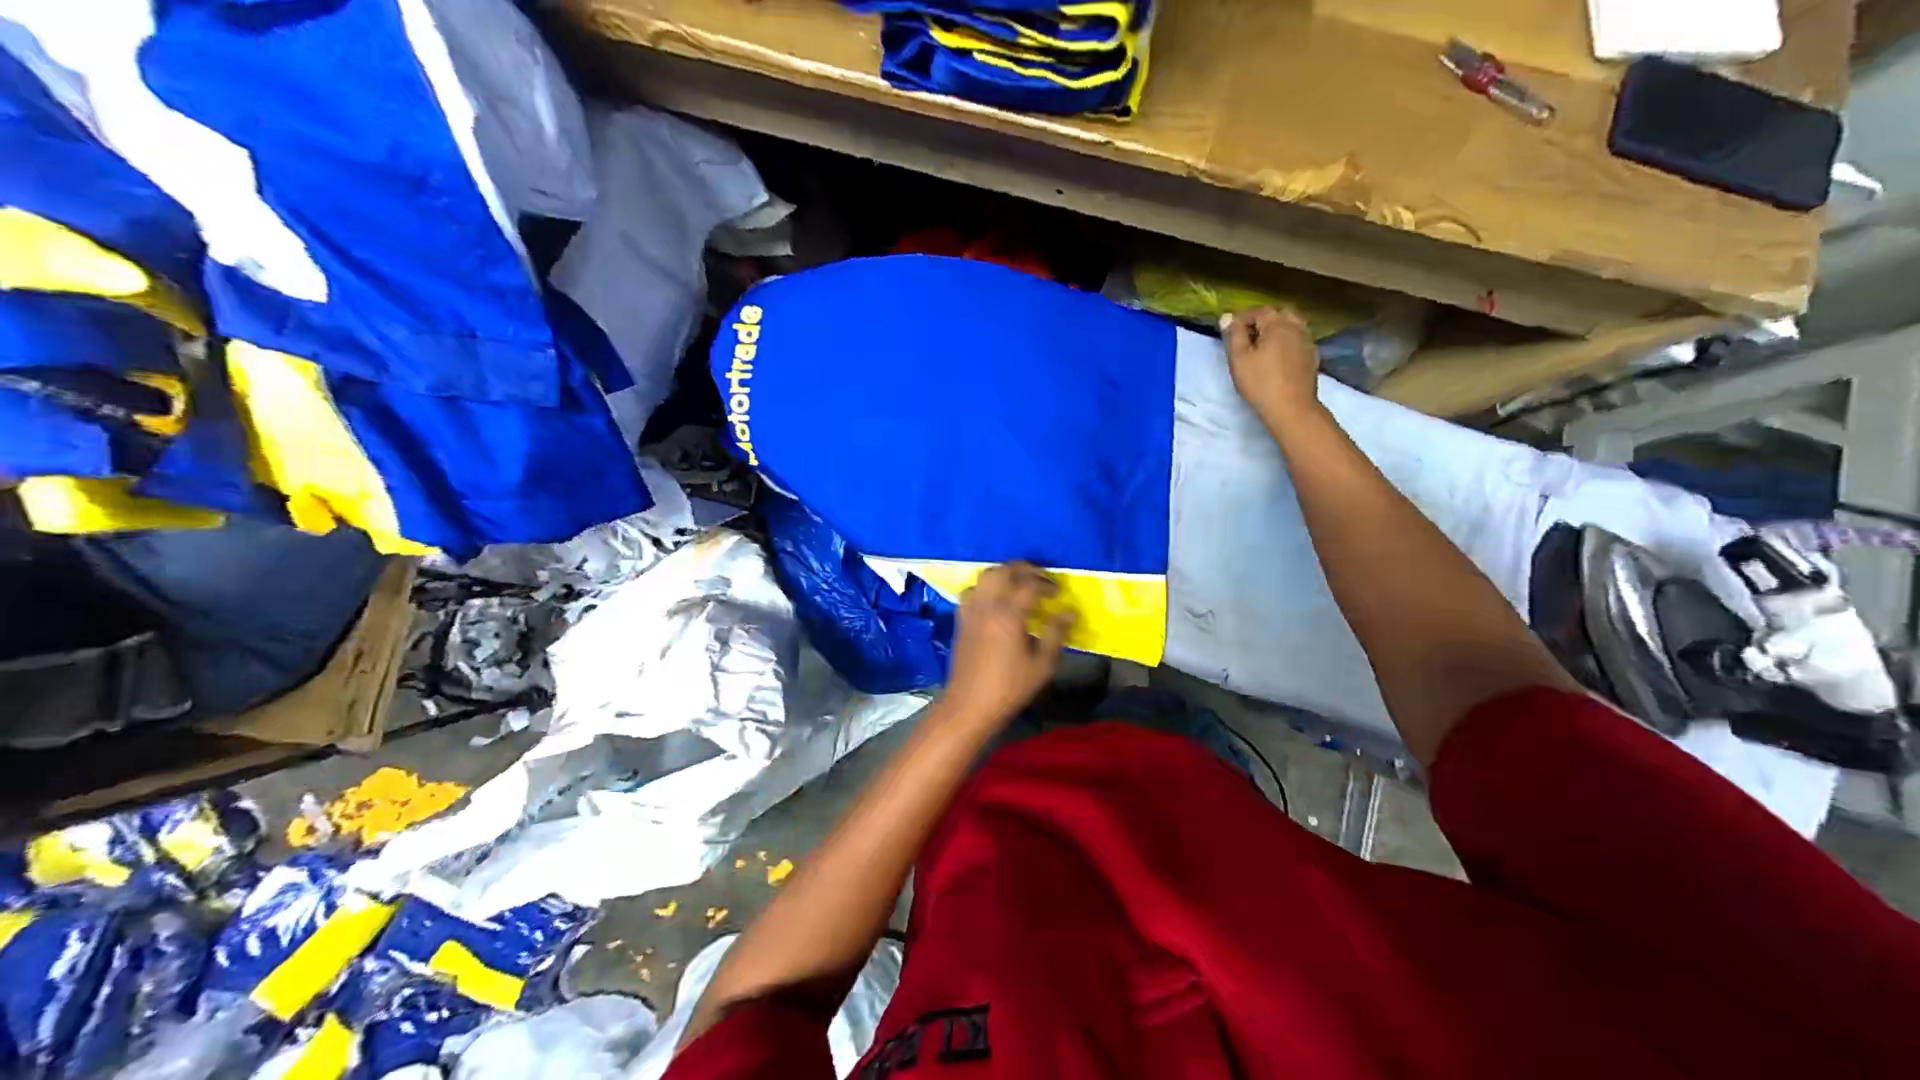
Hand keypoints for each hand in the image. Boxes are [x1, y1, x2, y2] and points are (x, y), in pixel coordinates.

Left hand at [942, 562, 1075, 725]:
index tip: (1058, 593)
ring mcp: (971, 610)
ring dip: (1004, 574)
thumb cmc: (1010, 688)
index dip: (1047, 584)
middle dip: (1024, 569)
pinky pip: (973, 590)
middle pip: (1004, 570)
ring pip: (985, 576)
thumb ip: (1055, 633)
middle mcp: (987, 605)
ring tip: (1019, 586)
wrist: (970, 705)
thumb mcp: (1042, 664)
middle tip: (1041, 580)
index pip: (1030, 584)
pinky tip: (996, 601)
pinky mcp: (961, 619)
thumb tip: (1069, 611)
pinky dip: (986, 587)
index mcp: (1009, 614)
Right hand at [1225, 306, 1320, 420]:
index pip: (1260, 311)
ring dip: (1278, 329)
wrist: (1291, 408)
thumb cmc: (1260, 383)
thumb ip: (1234, 335)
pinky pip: (1299, 340)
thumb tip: (1228, 317)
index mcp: (1278, 325)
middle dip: (1264, 319)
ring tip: (1264, 345)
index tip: (1231, 329)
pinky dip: (1287, 341)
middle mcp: (1296, 328)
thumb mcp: (1239, 359)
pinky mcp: (1312, 357)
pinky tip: (1279, 355)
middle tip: (1249, 334)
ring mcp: (1307, 342)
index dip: (1244, 317)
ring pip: (1293, 326)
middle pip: (1281, 314)